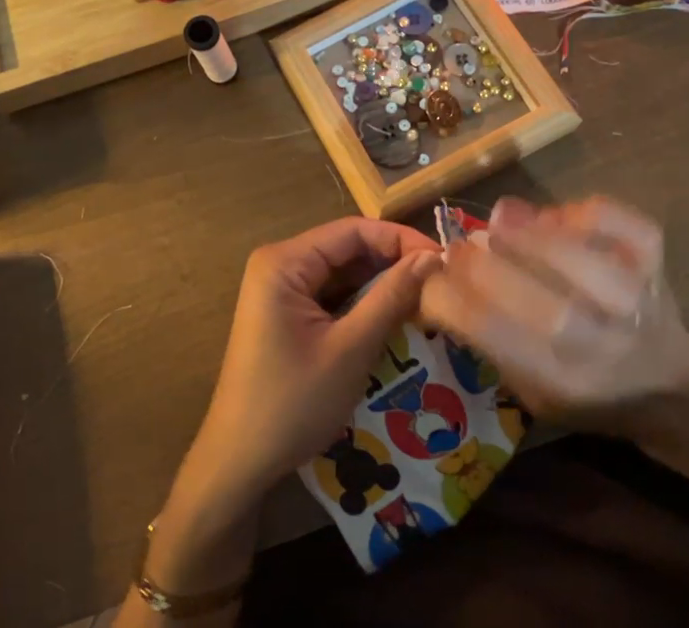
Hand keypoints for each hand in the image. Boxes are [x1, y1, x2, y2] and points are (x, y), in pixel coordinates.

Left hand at [192, 217, 443, 498]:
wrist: (240, 459)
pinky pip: (332, 297)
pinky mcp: (286, 317)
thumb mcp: (350, 348)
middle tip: (444, 285)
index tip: (448, 262)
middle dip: (395, 264)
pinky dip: (363, 306)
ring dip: (382, 286)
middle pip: (348, 249)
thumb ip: (391, 297)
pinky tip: (396, 320)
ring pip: (343, 274)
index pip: (353, 230)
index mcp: (284, 262)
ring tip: (429, 302)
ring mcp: (280, 292)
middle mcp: (278, 266)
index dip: (402, 240)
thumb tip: (433, 257)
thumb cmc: (293, 403)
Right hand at [418, 197, 688, 429]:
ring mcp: (639, 303)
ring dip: (530, 234)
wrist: (674, 391)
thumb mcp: (534, 393)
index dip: (450, 301)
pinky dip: (586, 213)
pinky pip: (626, 228)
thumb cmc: (588, 395)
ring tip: (496, 217)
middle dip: (485, 266)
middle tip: (456, 247)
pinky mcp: (658, 268)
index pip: (497, 339)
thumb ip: (493, 345)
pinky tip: (553, 214)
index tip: (428, 280)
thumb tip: (443, 282)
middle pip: (541, 302)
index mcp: (566, 384)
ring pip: (582, 262)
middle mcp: (605, 346)